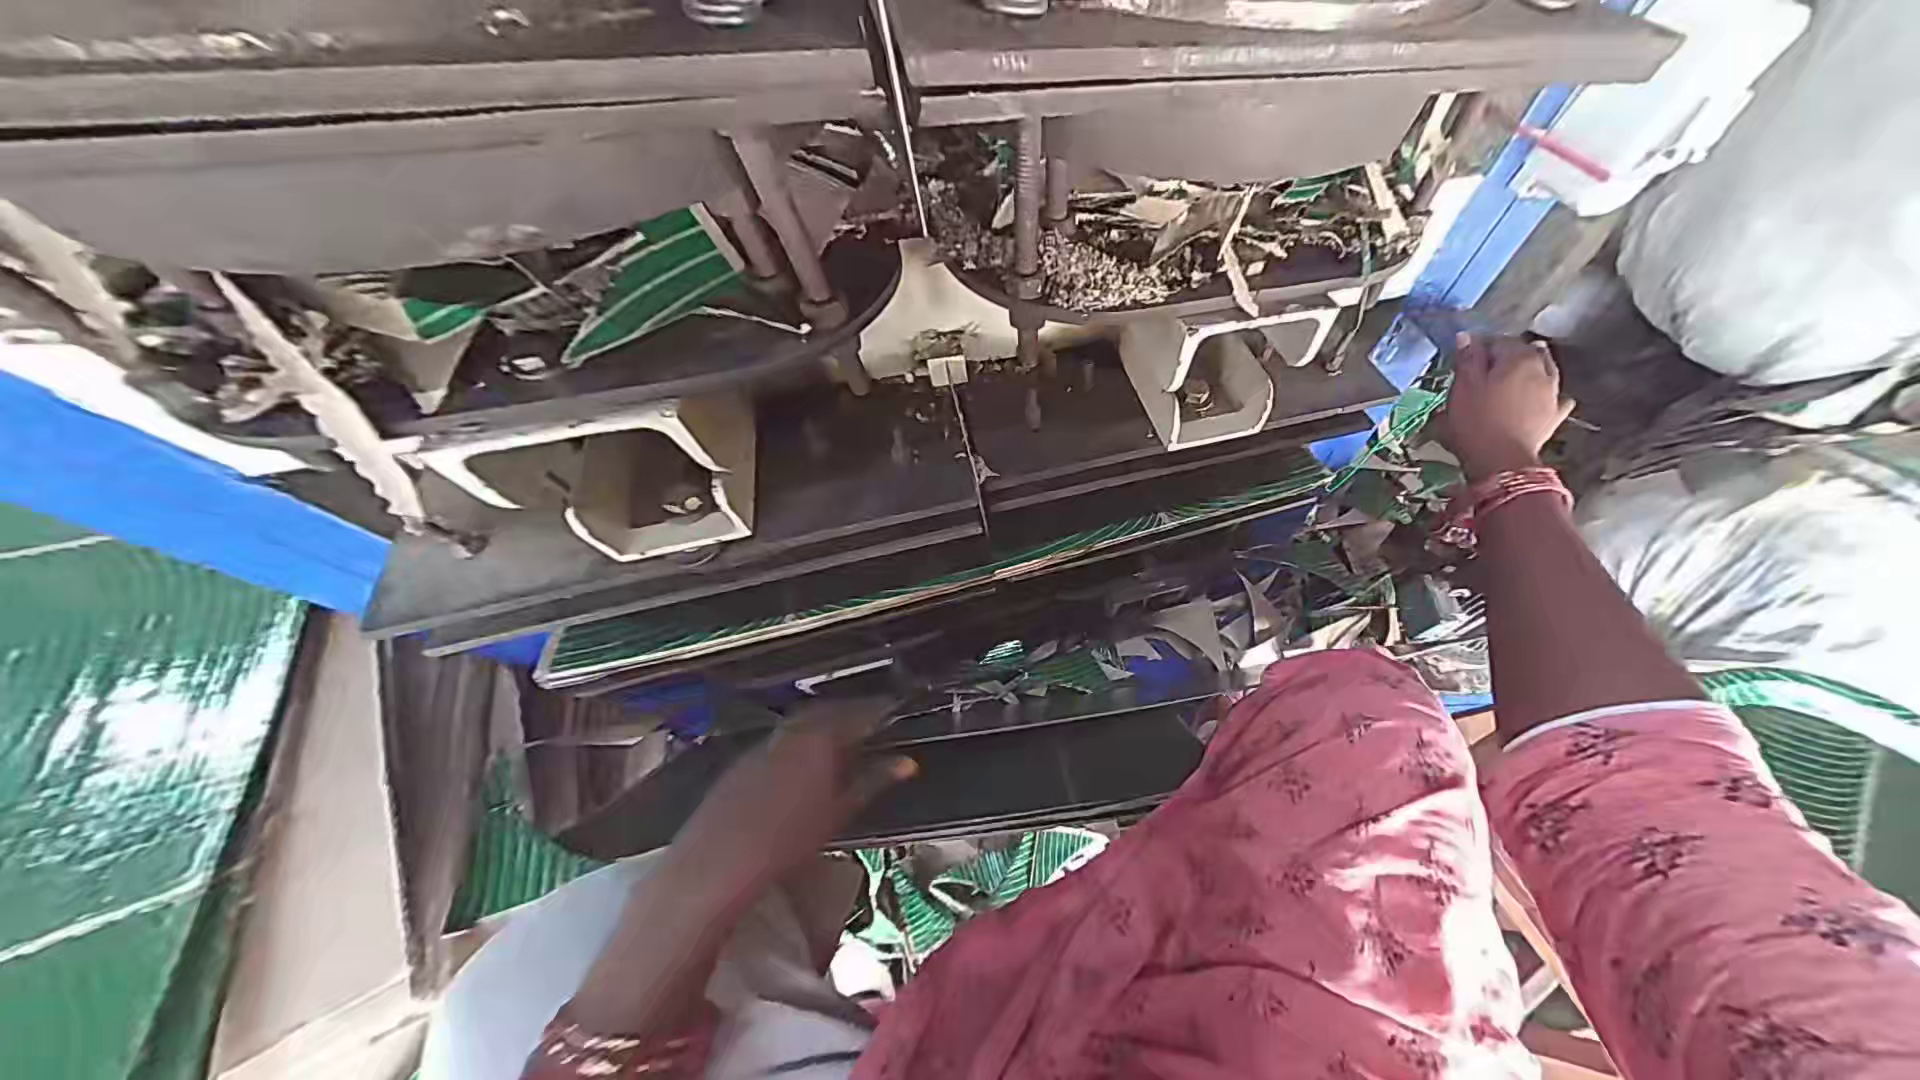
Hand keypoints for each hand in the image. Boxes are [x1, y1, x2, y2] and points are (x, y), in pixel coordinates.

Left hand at [668, 698, 915, 896]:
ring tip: (840, 743)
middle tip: (869, 722)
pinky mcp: (743, 759)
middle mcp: (791, 732)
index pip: (857, 712)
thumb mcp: (838, 812)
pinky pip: (779, 738)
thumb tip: (906, 764)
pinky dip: (798, 740)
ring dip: (823, 725)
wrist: (716, 863)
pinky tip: (802, 764)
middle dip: (850, 712)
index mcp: (820, 739)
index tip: (892, 709)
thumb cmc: (786, 842)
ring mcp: (764, 743)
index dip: (877, 709)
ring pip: (801, 723)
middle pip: (827, 711)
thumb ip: (873, 781)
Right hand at [1439, 333, 1575, 479]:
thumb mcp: (1463, 388)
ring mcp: (1553, 392)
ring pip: (1544, 370)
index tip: (1464, 355)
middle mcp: (1543, 369)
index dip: (1480, 345)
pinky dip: (1544, 393)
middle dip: (1507, 354)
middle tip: (1485, 366)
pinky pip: (1553, 396)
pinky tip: (1538, 398)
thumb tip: (1468, 336)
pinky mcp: (1555, 414)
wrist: (1501, 460)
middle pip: (1526, 352)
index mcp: (1518, 359)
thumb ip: (1468, 359)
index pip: (1499, 340)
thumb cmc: (1475, 422)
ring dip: (1528, 369)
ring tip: (1510, 377)